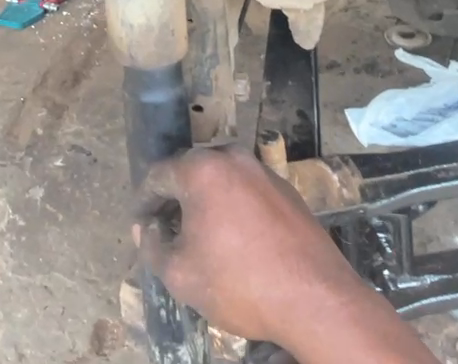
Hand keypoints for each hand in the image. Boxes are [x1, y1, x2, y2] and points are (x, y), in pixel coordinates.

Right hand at [136, 147, 390, 349]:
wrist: (316, 300)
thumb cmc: (240, 282)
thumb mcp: (180, 274)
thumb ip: (152, 245)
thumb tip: (148, 228)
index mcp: (202, 168)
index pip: (158, 176)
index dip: (144, 202)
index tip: (140, 225)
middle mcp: (232, 158)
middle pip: (191, 172)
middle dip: (175, 199)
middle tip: (167, 230)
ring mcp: (263, 171)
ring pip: (221, 181)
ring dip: (206, 202)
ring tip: (201, 236)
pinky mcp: (287, 190)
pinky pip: (247, 191)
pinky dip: (234, 208)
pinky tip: (236, 240)